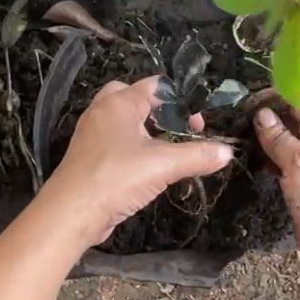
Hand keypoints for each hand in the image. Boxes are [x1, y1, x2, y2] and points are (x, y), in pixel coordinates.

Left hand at [42, 77, 233, 245]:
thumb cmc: (116, 178)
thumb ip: (198, 156)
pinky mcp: (89, 158)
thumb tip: (228, 152)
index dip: (182, 101)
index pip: (155, 86)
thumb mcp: (164, 165)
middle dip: (160, 111)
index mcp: (119, 103)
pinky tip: (148, 169)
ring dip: (147, 132)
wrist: (71, 212)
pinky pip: (116, 142)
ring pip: (125, 122)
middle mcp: (103, 112)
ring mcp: (93, 135)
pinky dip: (135, 148)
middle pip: (135, 98)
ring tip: (168, 150)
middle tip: (178, 131)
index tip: (198, 126)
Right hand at [254, 93, 299, 265]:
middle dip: (266, 116)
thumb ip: (278, 136)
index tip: (247, 99)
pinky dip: (269, 156)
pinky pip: (284, 159)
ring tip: (238, 137)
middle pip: (292, 117)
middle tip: (235, 119)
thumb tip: (261, 114)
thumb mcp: (298, 161)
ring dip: (265, 137)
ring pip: (286, 139)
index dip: (275, 95)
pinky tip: (251, 158)